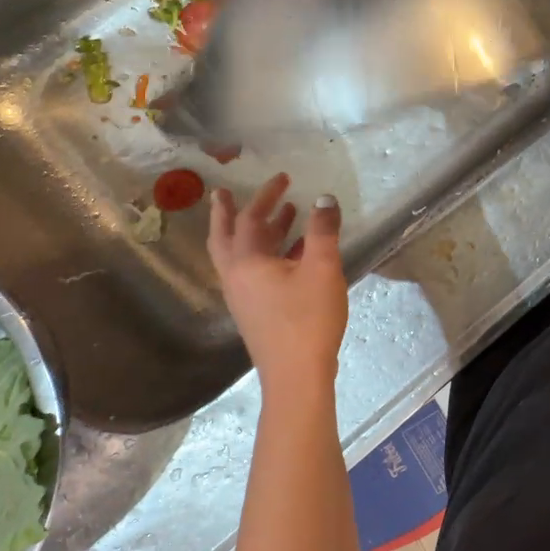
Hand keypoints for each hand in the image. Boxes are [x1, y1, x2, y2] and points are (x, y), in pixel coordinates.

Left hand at [207, 173, 348, 388]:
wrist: (296, 372)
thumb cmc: (308, 317)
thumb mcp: (323, 268)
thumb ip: (323, 230)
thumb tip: (323, 198)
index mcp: (247, 263)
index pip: (249, 220)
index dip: (265, 196)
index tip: (283, 177)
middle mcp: (236, 277)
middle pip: (225, 238)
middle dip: (228, 213)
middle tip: (226, 192)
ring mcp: (244, 295)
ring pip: (240, 255)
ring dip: (255, 231)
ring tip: (278, 213)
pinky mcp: (256, 309)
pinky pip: (255, 269)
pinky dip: (269, 251)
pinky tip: (296, 249)